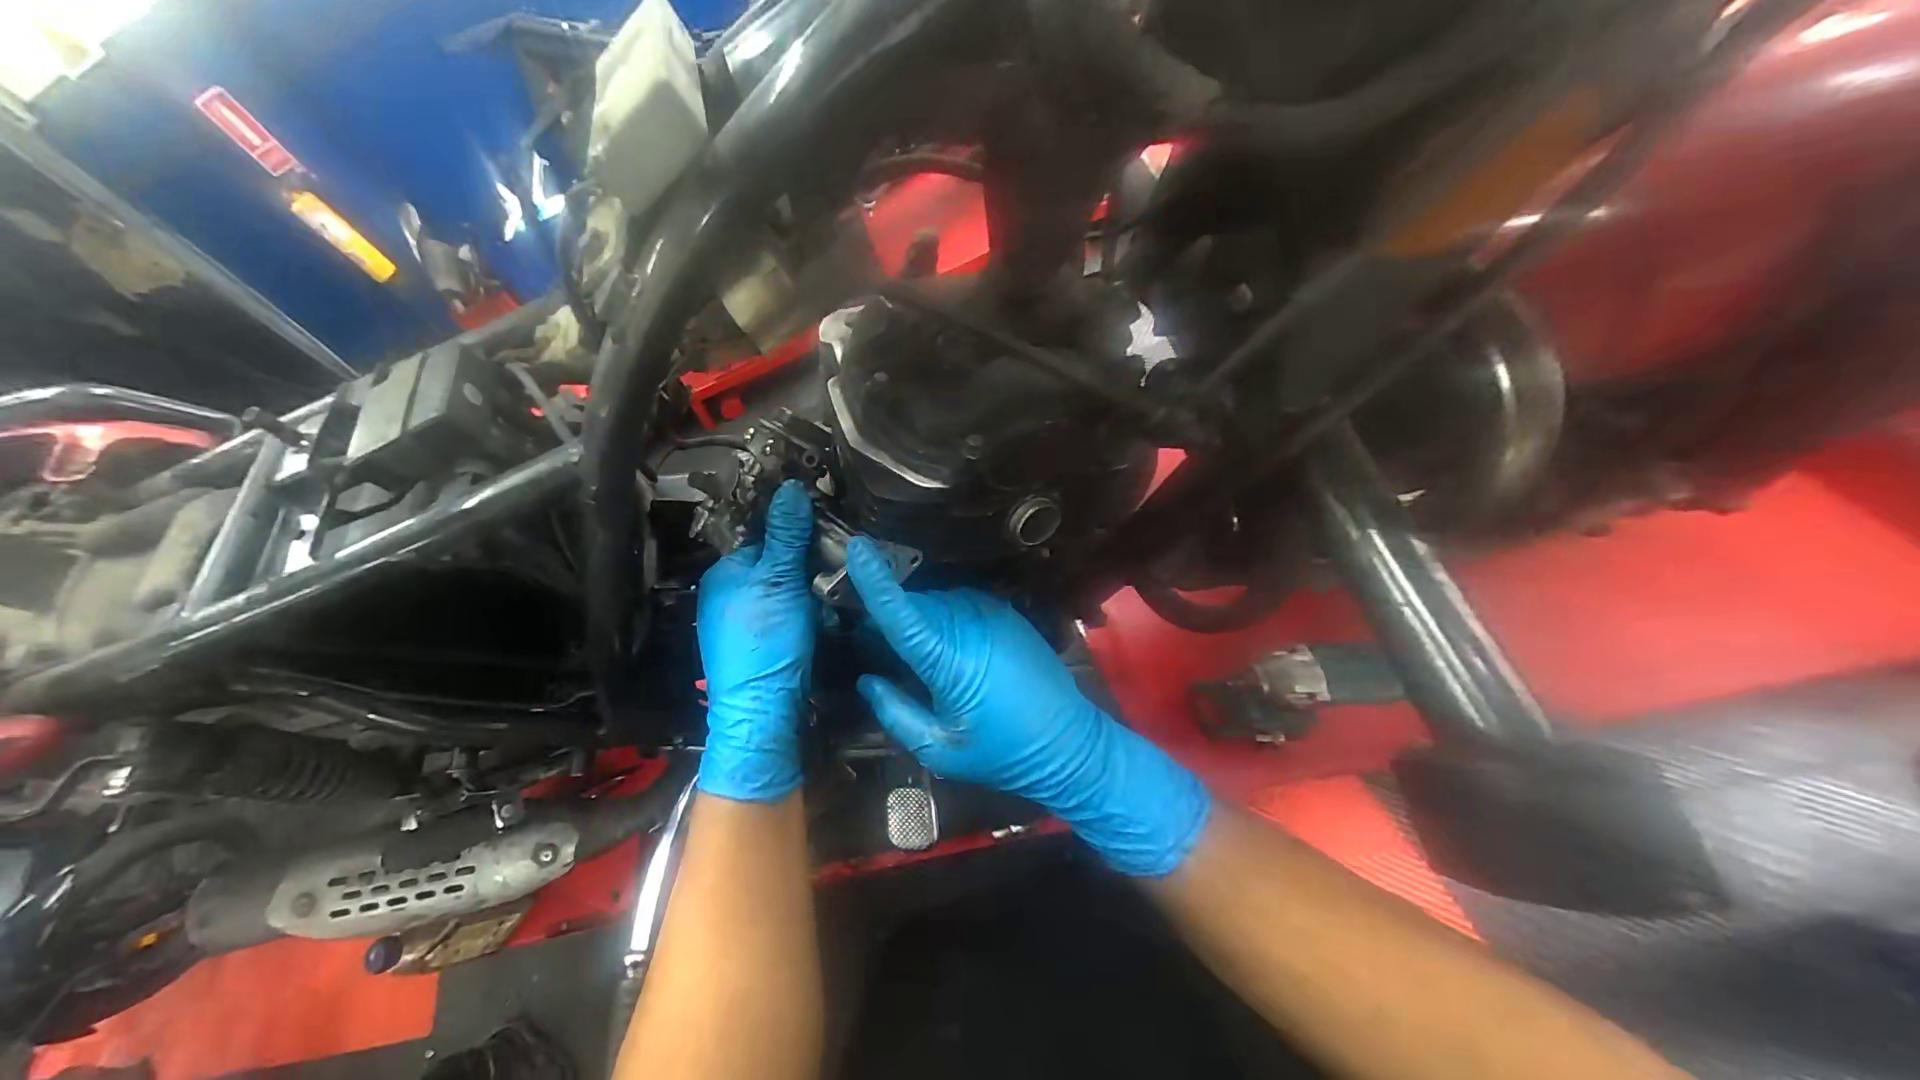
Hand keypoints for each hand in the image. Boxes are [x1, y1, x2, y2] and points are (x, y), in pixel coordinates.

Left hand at [696, 480, 815, 800]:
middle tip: (841, 560)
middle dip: (806, 562)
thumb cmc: (767, 639)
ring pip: (785, 592)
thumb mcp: (780, 580)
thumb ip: (787, 535)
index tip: (830, 531)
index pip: (764, 537)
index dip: (796, 531)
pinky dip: (807, 614)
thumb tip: (790, 485)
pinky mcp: (760, 648)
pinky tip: (827, 617)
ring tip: (841, 586)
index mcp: (724, 573)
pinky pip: (787, 617)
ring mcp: (743, 624)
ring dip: (810, 589)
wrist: (763, 710)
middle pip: (775, 565)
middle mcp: (728, 595)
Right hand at [845, 538, 1210, 875]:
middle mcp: (971, 624)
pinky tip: (948, 647)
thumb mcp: (939, 748)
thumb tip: (867, 679)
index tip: (855, 547)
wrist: (1070, 745)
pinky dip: (942, 616)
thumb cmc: (1002, 753)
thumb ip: (896, 712)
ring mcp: (994, 614)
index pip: (903, 612)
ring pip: (937, 601)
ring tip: (917, 656)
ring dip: (918, 617)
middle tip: (875, 644)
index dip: (875, 579)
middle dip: (890, 615)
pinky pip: (961, 603)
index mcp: (949, 659)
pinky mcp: (1008, 614)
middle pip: (915, 604)